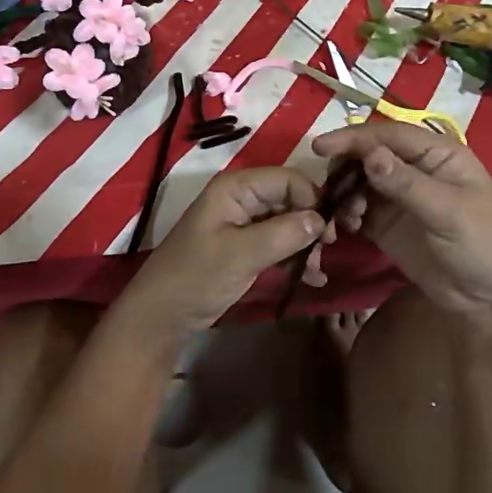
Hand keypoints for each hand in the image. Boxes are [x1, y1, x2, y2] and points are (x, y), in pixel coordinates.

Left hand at [118, 167, 331, 331]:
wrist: (162, 313)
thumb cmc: (198, 276)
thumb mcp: (243, 254)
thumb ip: (285, 233)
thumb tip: (321, 220)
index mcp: (235, 188)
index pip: (287, 179)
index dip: (312, 199)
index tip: (329, 231)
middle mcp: (240, 198)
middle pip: (289, 199)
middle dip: (310, 224)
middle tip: (326, 252)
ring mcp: (241, 223)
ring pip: (286, 222)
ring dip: (304, 244)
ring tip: (315, 271)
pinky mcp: (243, 247)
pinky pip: (277, 242)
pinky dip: (293, 257)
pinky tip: (311, 278)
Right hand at [312, 123, 491, 318]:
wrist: (490, 301)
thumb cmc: (483, 245)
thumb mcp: (446, 211)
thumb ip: (405, 183)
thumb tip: (368, 155)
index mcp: (437, 154)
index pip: (388, 136)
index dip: (353, 139)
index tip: (319, 148)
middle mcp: (415, 169)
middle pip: (369, 156)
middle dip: (345, 168)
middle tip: (327, 189)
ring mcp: (399, 198)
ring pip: (359, 182)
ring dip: (345, 194)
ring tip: (347, 217)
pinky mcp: (387, 225)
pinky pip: (357, 210)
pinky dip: (346, 215)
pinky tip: (347, 228)